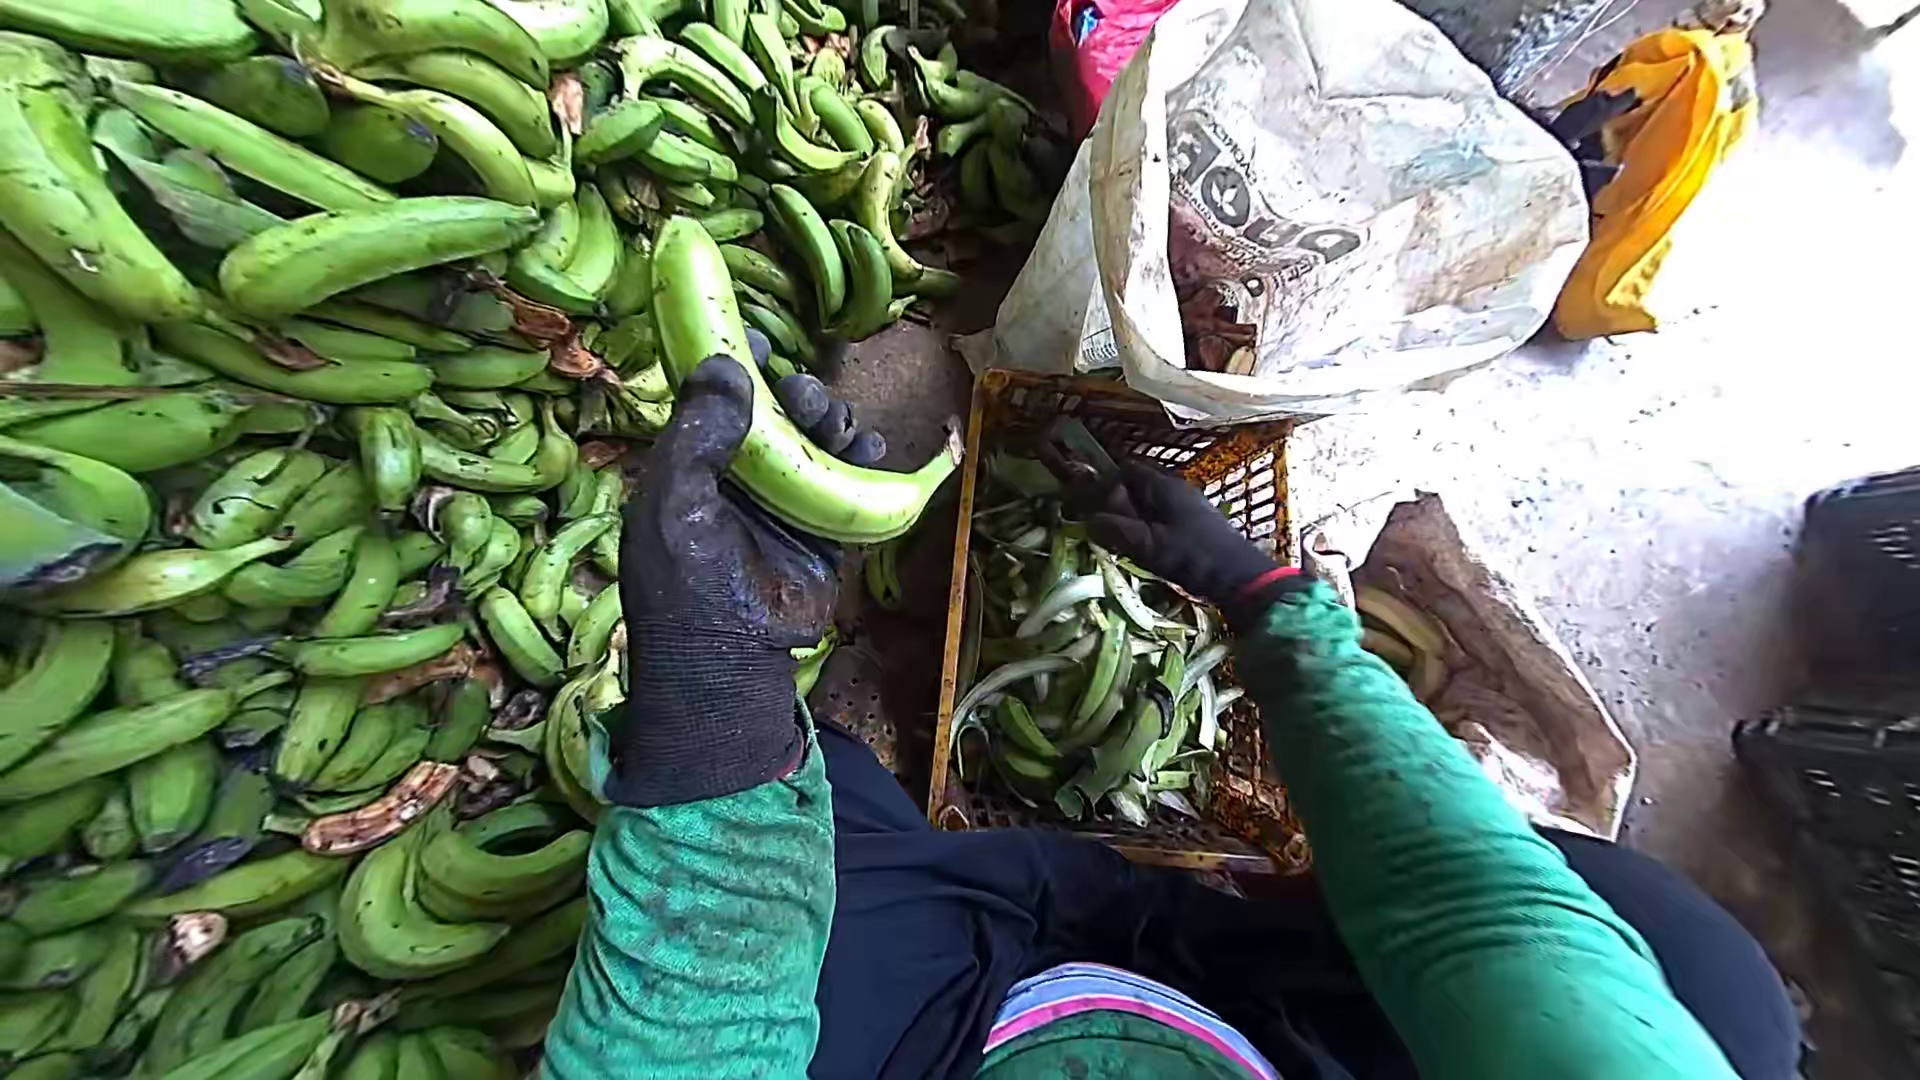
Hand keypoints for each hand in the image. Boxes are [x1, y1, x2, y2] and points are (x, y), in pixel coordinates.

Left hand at [609, 356, 839, 806]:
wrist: (734, 656)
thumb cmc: (690, 580)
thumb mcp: (674, 503)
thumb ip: (696, 434)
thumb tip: (726, 365)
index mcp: (701, 467)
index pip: (724, 403)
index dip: (742, 367)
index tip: (760, 339)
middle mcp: (747, 480)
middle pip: (783, 419)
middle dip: (799, 397)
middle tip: (805, 395)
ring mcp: (790, 504)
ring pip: (821, 445)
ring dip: (835, 423)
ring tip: (838, 425)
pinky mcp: (826, 528)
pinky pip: (852, 483)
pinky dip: (866, 460)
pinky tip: (871, 447)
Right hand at [1073, 461, 1302, 625]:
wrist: (1241, 580)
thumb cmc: (1193, 558)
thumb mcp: (1148, 545)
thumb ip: (1116, 530)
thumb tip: (1089, 520)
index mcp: (1164, 487)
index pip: (1127, 470)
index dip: (1105, 482)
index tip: (1088, 503)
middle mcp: (1177, 490)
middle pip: (1138, 486)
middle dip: (1117, 501)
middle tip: (1099, 522)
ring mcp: (1188, 507)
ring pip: (1150, 503)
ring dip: (1131, 516)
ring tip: (1116, 537)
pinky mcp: (1194, 525)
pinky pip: (1161, 517)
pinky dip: (1145, 527)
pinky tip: (1140, 547)